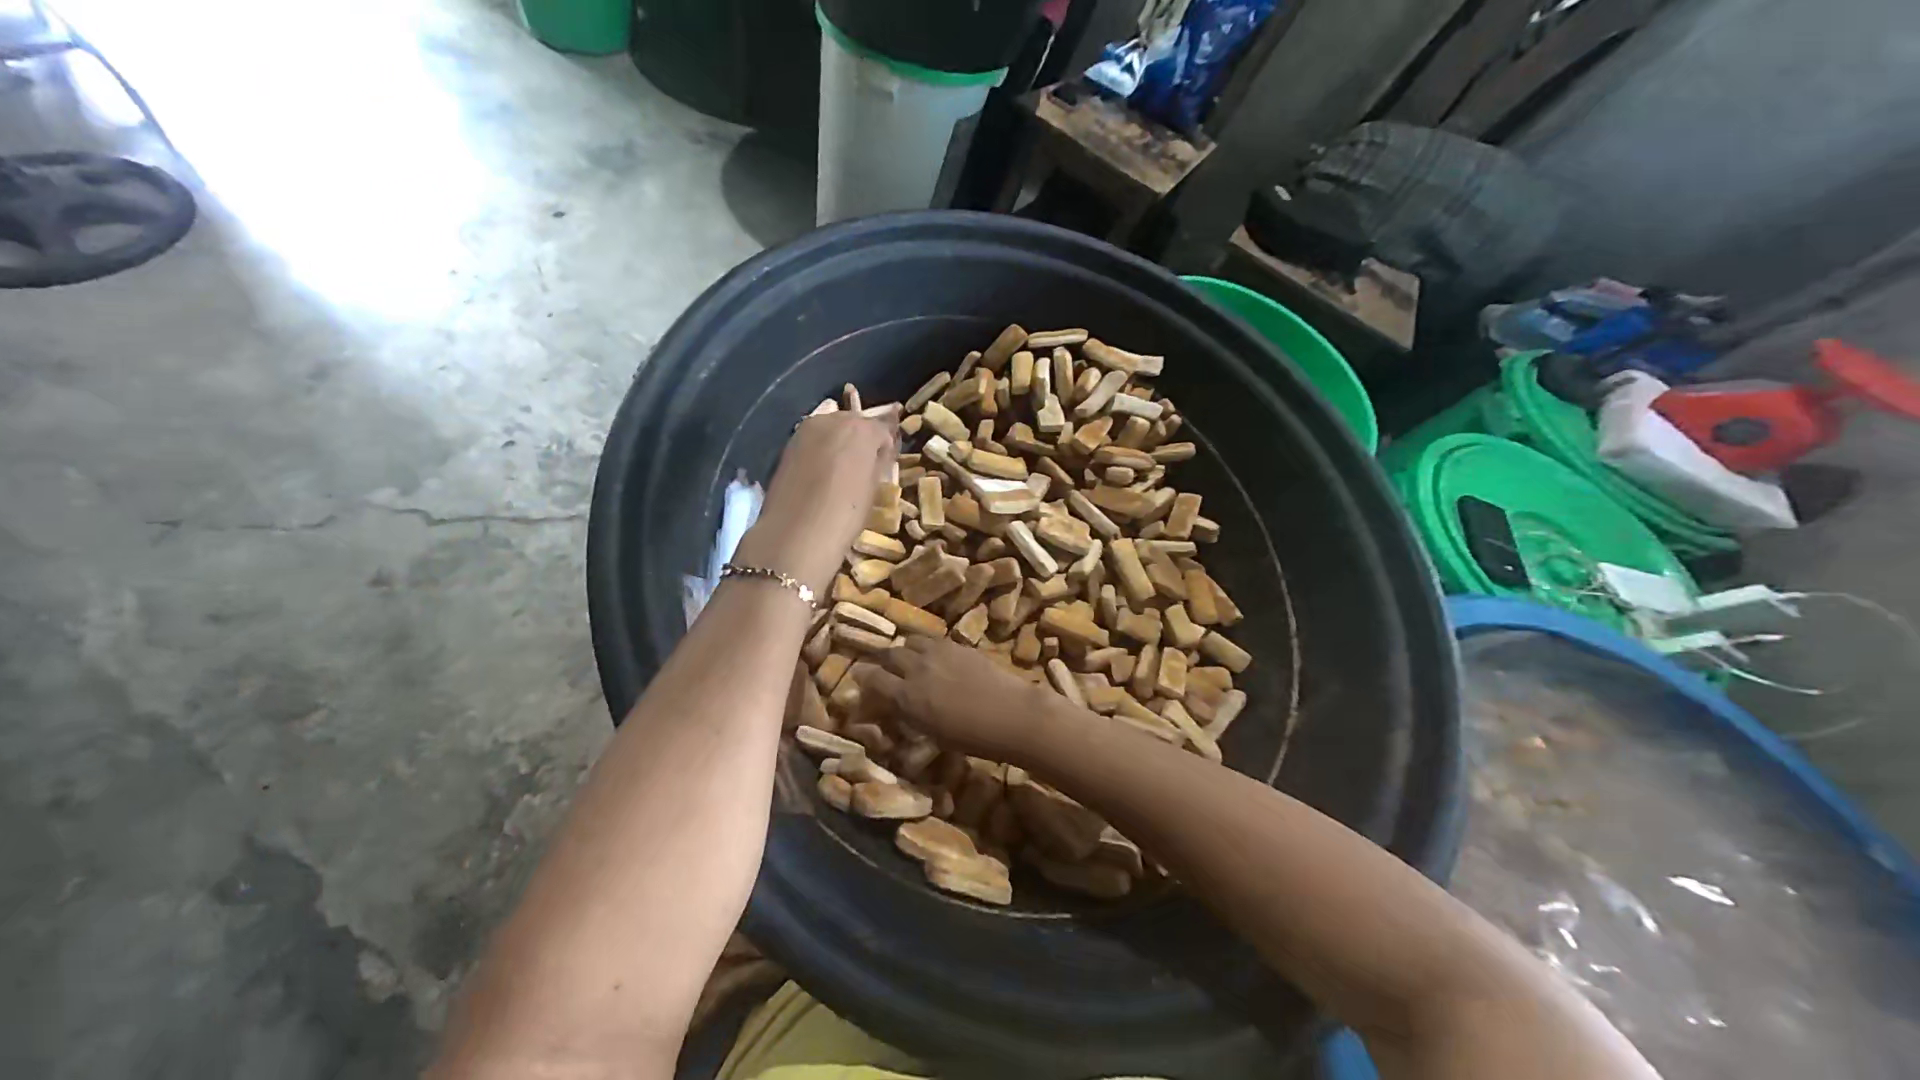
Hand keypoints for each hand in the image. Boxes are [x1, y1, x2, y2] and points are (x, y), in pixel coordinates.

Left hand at [731, 410, 896, 595]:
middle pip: (854, 424)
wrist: (796, 534)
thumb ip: (877, 463)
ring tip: (840, 472)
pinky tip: (821, 475)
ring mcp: (805, 431)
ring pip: (831, 430)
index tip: (885, 467)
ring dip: (839, 445)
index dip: (886, 449)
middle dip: (861, 441)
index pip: (882, 430)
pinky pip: (813, 442)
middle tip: (863, 468)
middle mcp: (832, 420)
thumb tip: (877, 455)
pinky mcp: (787, 446)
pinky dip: (820, 452)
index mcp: (861, 428)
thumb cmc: (845, 513)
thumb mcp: (873, 488)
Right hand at [861, 638, 1053, 761]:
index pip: (871, 678)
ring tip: (911, 659)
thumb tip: (896, 707)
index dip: (863, 679)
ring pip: (910, 641)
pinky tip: (935, 656)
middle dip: (883, 662)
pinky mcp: (957, 645)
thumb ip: (909, 715)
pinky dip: (926, 646)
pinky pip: (933, 639)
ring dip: (906, 650)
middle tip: (886, 670)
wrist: (1012, 714)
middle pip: (889, 655)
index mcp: (906, 696)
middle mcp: (916, 668)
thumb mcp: (933, 734)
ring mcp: (938, 652)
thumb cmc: (973, 737)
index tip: (861, 681)